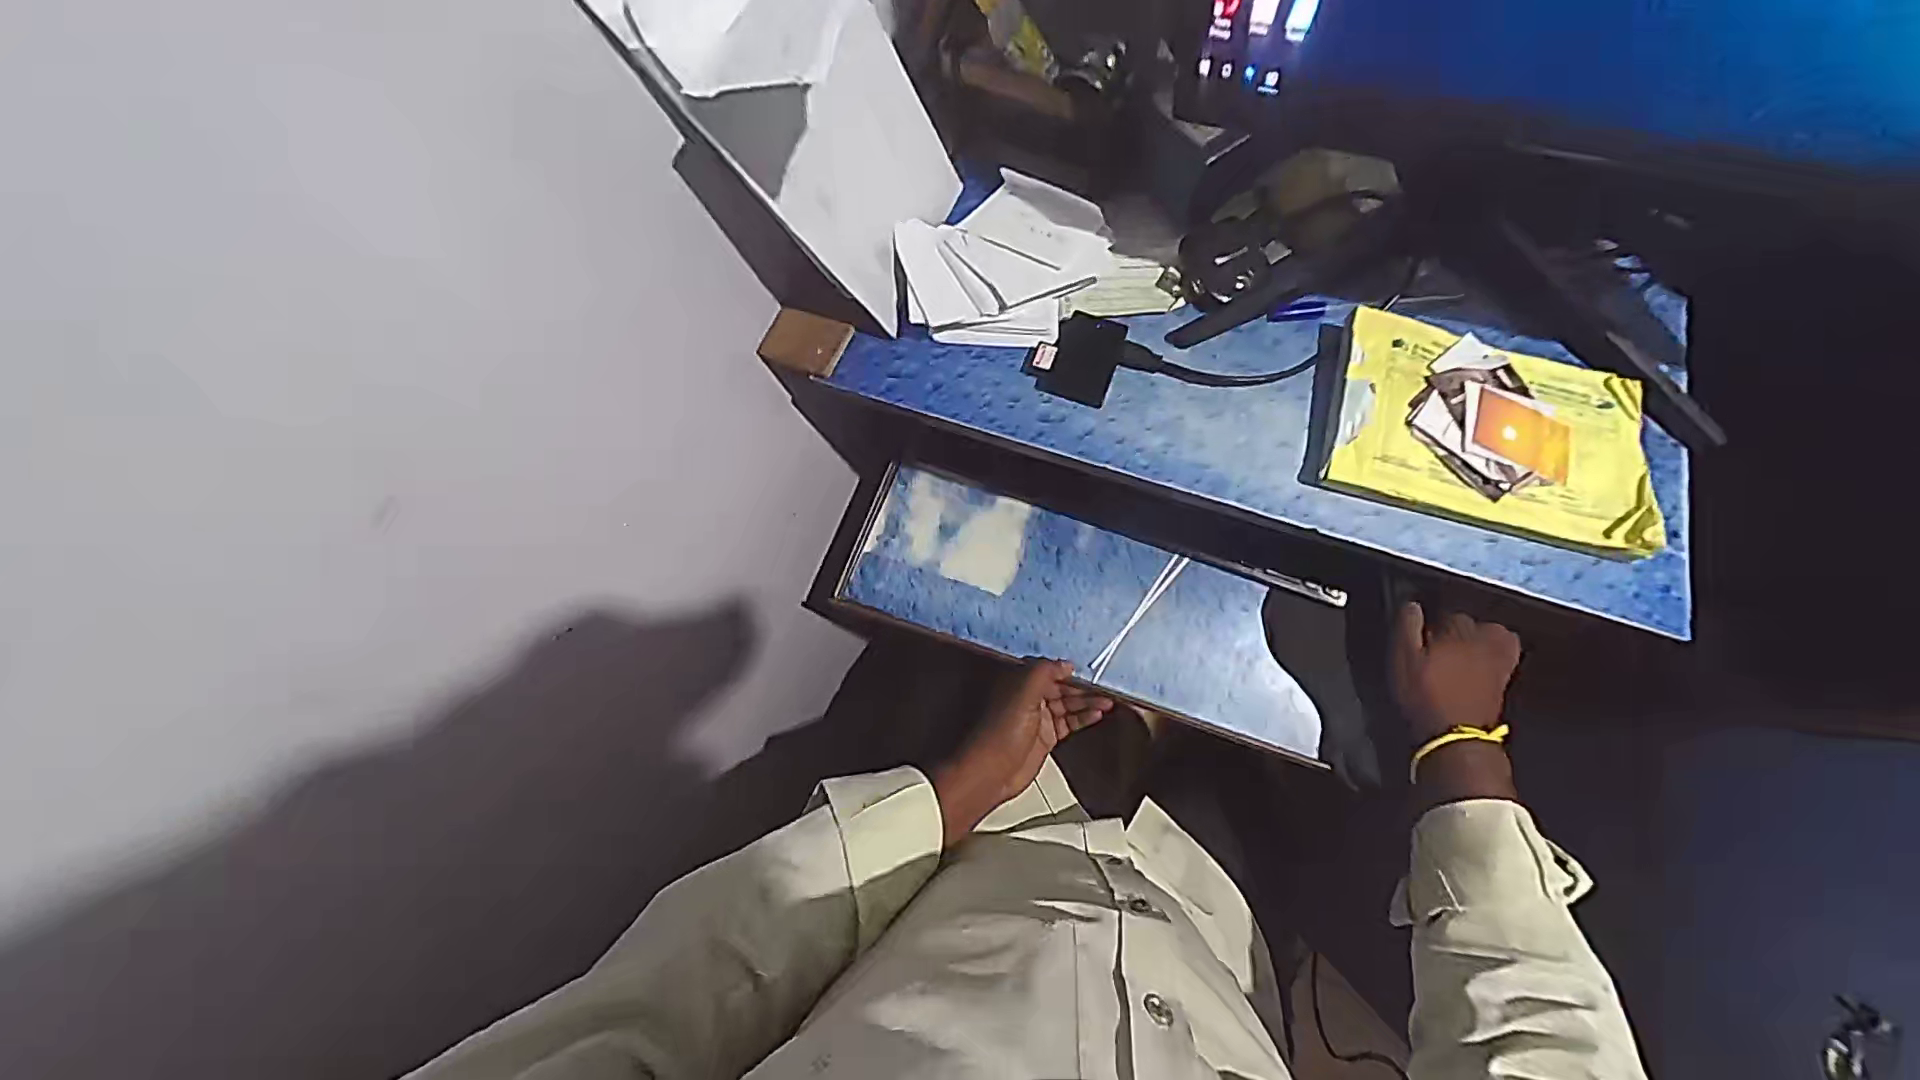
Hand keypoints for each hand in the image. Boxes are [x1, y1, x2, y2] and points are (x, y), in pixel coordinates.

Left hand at [931, 660, 1112, 847]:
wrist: (992, 769)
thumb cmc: (1000, 732)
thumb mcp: (1023, 692)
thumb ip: (1044, 672)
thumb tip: (1065, 664)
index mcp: (1019, 682)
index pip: (1048, 670)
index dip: (1066, 670)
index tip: (1087, 671)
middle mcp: (1028, 698)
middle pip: (1060, 688)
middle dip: (1082, 688)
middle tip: (1104, 690)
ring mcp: (1037, 718)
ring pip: (1067, 705)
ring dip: (1087, 703)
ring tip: (1106, 703)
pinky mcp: (1045, 737)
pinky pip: (1068, 723)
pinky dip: (1083, 719)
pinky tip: (1096, 716)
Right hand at [1390, 603, 1521, 807]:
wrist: (1453, 733)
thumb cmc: (1425, 694)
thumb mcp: (1402, 656)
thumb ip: (1407, 625)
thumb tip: (1412, 605)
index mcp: (1459, 630)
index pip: (1445, 611)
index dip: (1428, 623)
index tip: (1419, 637)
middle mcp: (1486, 640)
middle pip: (1470, 622)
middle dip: (1453, 629)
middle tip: (1434, 647)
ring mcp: (1500, 658)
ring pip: (1490, 635)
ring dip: (1475, 639)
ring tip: (1456, 653)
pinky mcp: (1506, 676)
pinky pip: (1504, 653)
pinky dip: (1493, 653)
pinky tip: (1475, 664)